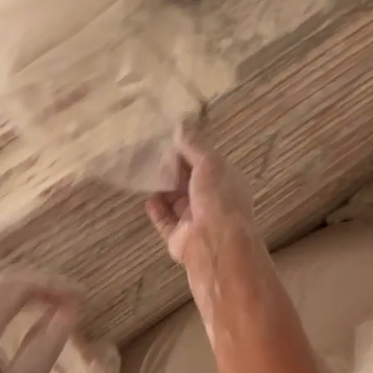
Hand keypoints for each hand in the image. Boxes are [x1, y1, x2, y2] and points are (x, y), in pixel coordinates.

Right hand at [145, 126, 260, 276]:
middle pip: (189, 182)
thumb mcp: (209, 163)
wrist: (214, 245)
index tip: (169, 142)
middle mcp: (212, 201)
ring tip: (146, 174)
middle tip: (153, 157)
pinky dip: (157, 210)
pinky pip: (165, 221)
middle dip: (173, 171)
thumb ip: (193, 146)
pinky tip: (148, 198)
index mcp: (225, 182)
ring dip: (163, 189)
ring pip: (176, 201)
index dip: (189, 152)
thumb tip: (180, 127)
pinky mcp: (179, 239)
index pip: (206, 163)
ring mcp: (196, 221)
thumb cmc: (218, 199)